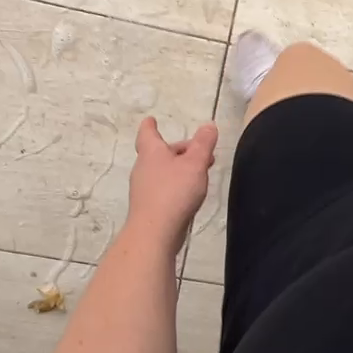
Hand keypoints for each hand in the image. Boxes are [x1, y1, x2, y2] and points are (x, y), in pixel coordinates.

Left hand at [125, 117, 218, 250]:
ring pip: (163, 171)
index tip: (151, 120)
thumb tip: (209, 125)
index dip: (150, 126)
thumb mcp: (195, 163)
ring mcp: (144, 188)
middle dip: (179, 150)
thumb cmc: (174, 191)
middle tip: (201, 151)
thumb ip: (204, 144)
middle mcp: (144, 168)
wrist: (155, 231)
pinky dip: (176, 184)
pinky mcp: (149, 206)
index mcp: (152, 153)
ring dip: (180, 168)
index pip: (148, 134)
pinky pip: (164, 187)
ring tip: (201, 172)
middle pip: (160, 153)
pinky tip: (190, 192)